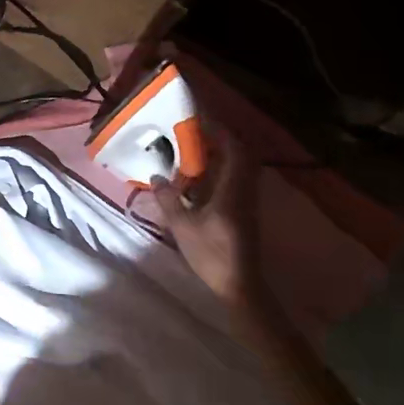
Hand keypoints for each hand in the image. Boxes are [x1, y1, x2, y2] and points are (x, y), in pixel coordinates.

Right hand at [151, 132, 262, 307]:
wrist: (239, 285)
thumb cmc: (210, 253)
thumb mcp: (182, 226)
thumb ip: (169, 198)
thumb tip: (157, 176)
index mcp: (232, 191)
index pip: (234, 151)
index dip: (220, 131)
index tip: (200, 119)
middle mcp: (245, 191)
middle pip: (241, 155)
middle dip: (221, 139)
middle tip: (196, 131)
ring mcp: (247, 202)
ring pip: (239, 167)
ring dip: (221, 154)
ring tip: (194, 149)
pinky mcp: (243, 211)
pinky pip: (235, 180)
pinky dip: (220, 170)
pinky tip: (199, 176)